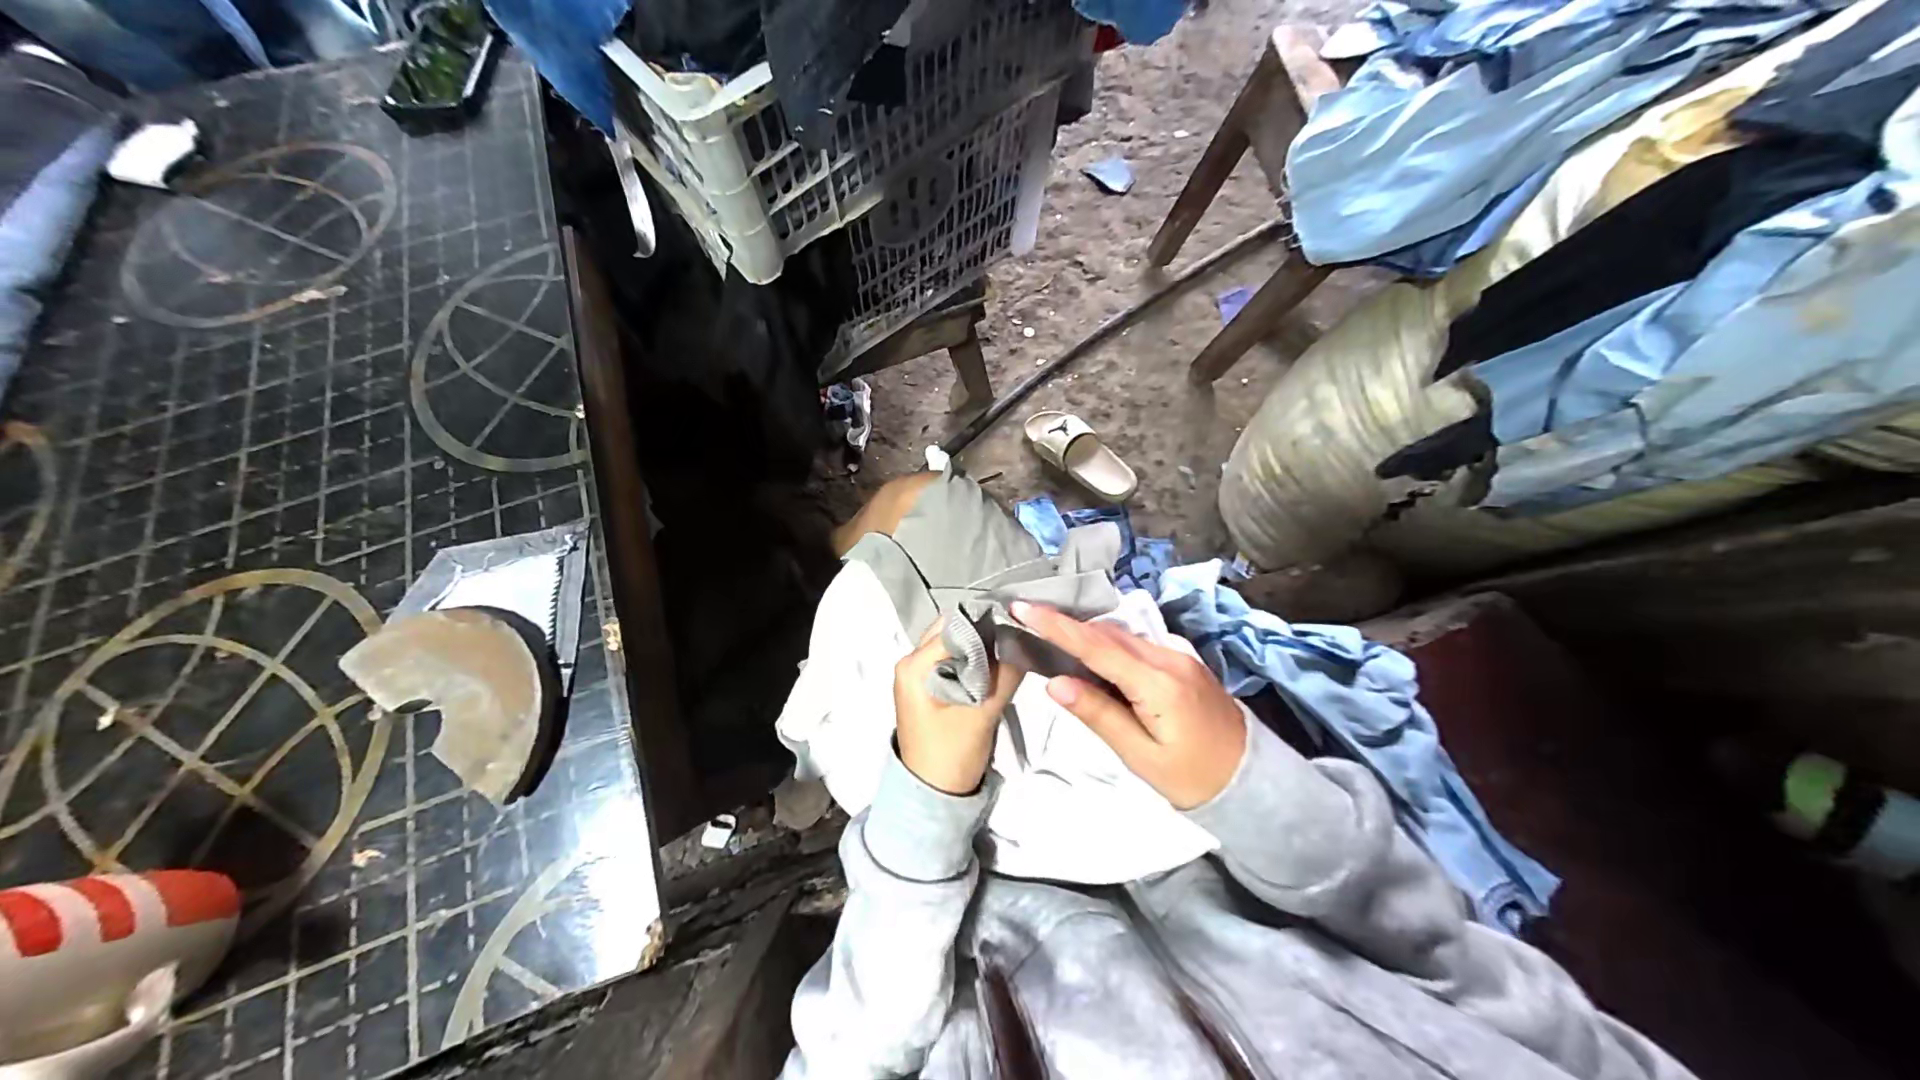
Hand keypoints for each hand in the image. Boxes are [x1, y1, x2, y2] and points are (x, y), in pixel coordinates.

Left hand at [892, 626, 1024, 795]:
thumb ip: (1005, 674)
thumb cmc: (951, 756)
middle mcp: (911, 663)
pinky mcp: (930, 686)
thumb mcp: (982, 713)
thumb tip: (1024, 639)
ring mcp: (918, 675)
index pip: (955, 628)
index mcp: (913, 666)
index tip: (1018, 626)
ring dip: (981, 645)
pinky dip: (975, 659)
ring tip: (1012, 647)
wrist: (934, 796)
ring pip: (955, 644)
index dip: (987, 624)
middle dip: (984, 631)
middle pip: (952, 631)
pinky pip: (954, 660)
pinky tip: (998, 664)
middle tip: (1018, 635)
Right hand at [1012, 601, 1245, 809]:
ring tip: (1048, 630)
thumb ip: (1098, 714)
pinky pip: (1138, 643)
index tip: (1022, 607)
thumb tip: (1055, 683)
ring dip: (1086, 631)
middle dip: (1065, 622)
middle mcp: (1170, 657)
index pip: (1096, 646)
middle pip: (1107, 633)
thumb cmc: (1193, 777)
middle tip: (1025, 616)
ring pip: (1123, 635)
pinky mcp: (1184, 660)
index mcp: (1158, 683)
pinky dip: (1109, 642)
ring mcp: (1180, 655)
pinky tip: (1091, 651)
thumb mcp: (1140, 756)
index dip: (1056, 626)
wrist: (1252, 779)